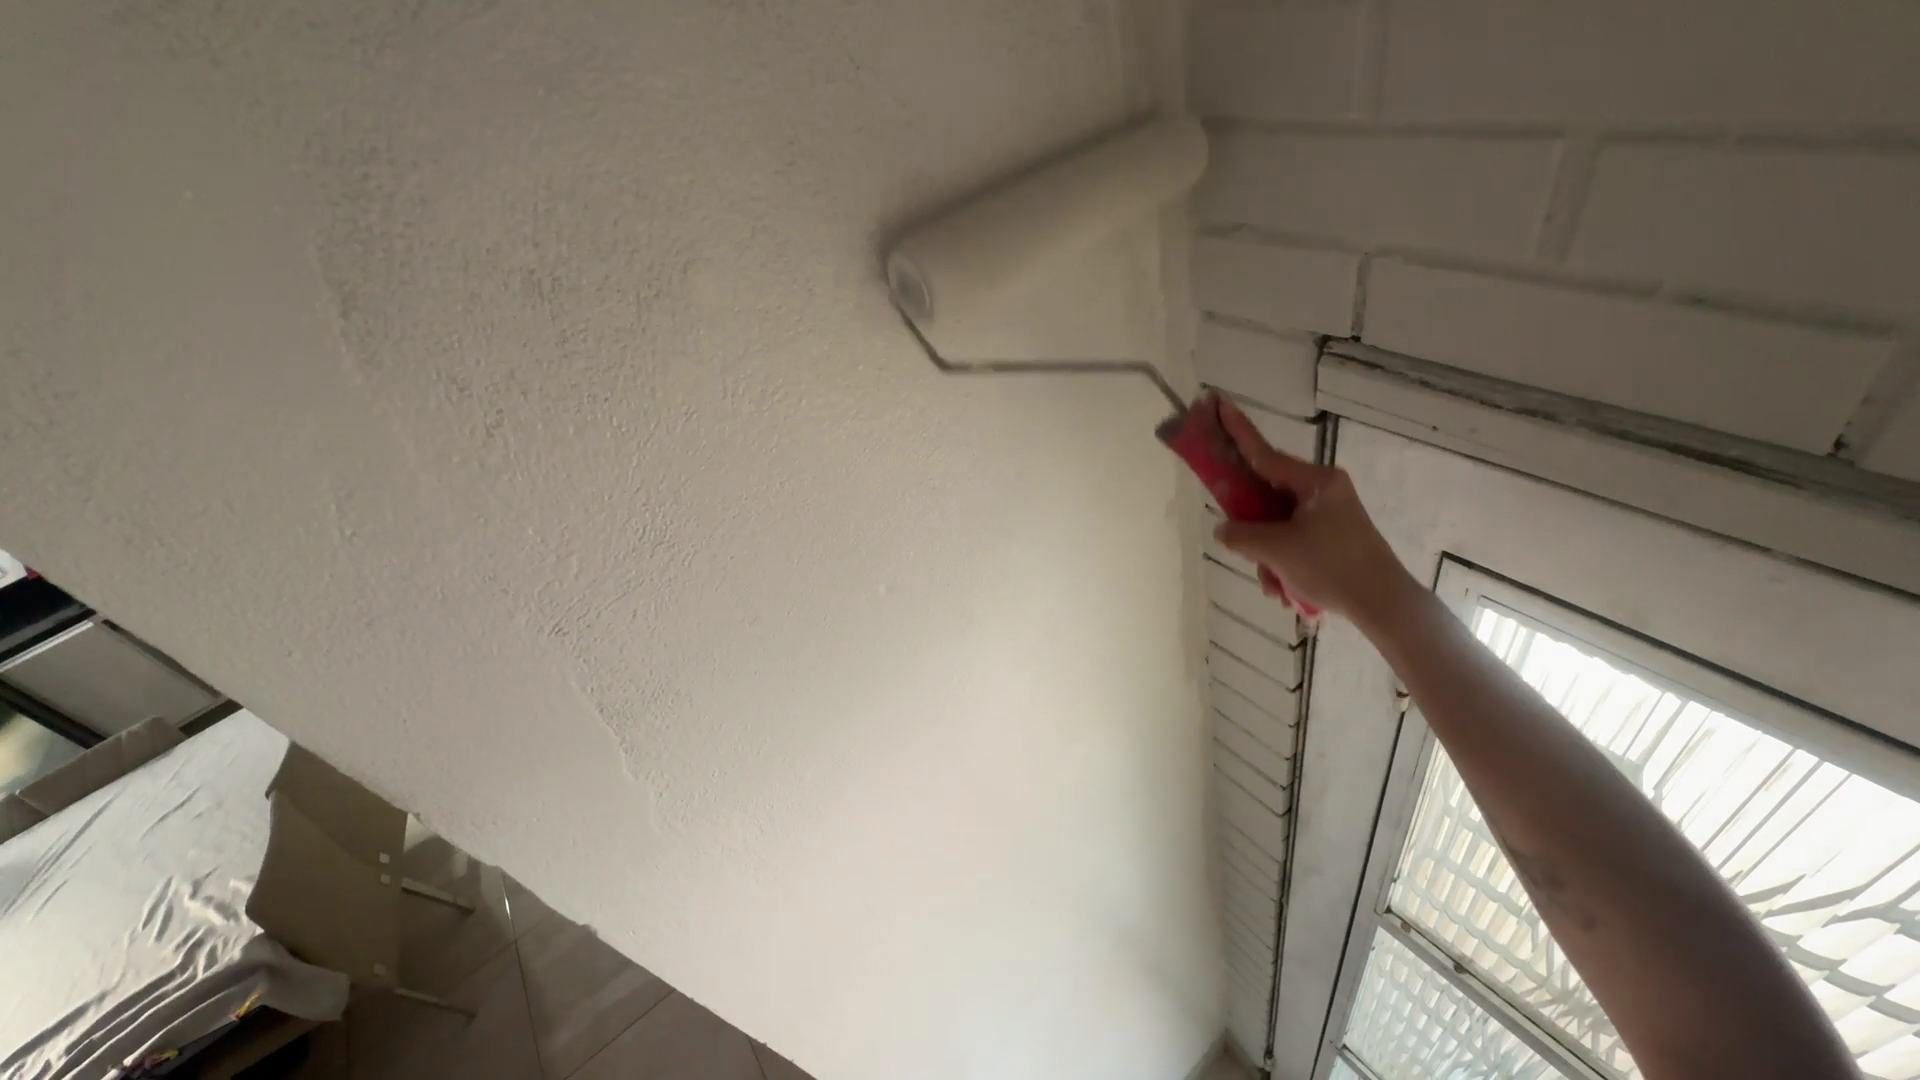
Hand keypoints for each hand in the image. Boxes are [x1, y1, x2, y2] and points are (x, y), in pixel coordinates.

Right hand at [1211, 397, 1419, 628]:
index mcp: (1315, 482)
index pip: (1264, 453)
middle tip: (1240, 546)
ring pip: (1276, 527)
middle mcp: (1322, 491)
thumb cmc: (1332, 566)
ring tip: (1275, 587)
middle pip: (1266, 498)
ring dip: (1267, 557)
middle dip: (1251, 531)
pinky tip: (1286, 592)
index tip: (1218, 403)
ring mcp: (1329, 515)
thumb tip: (1224, 529)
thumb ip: (1242, 535)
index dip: (1237, 431)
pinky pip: (1292, 543)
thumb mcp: (1277, 550)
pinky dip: (1282, 565)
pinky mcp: (1332, 538)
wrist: (1383, 603)